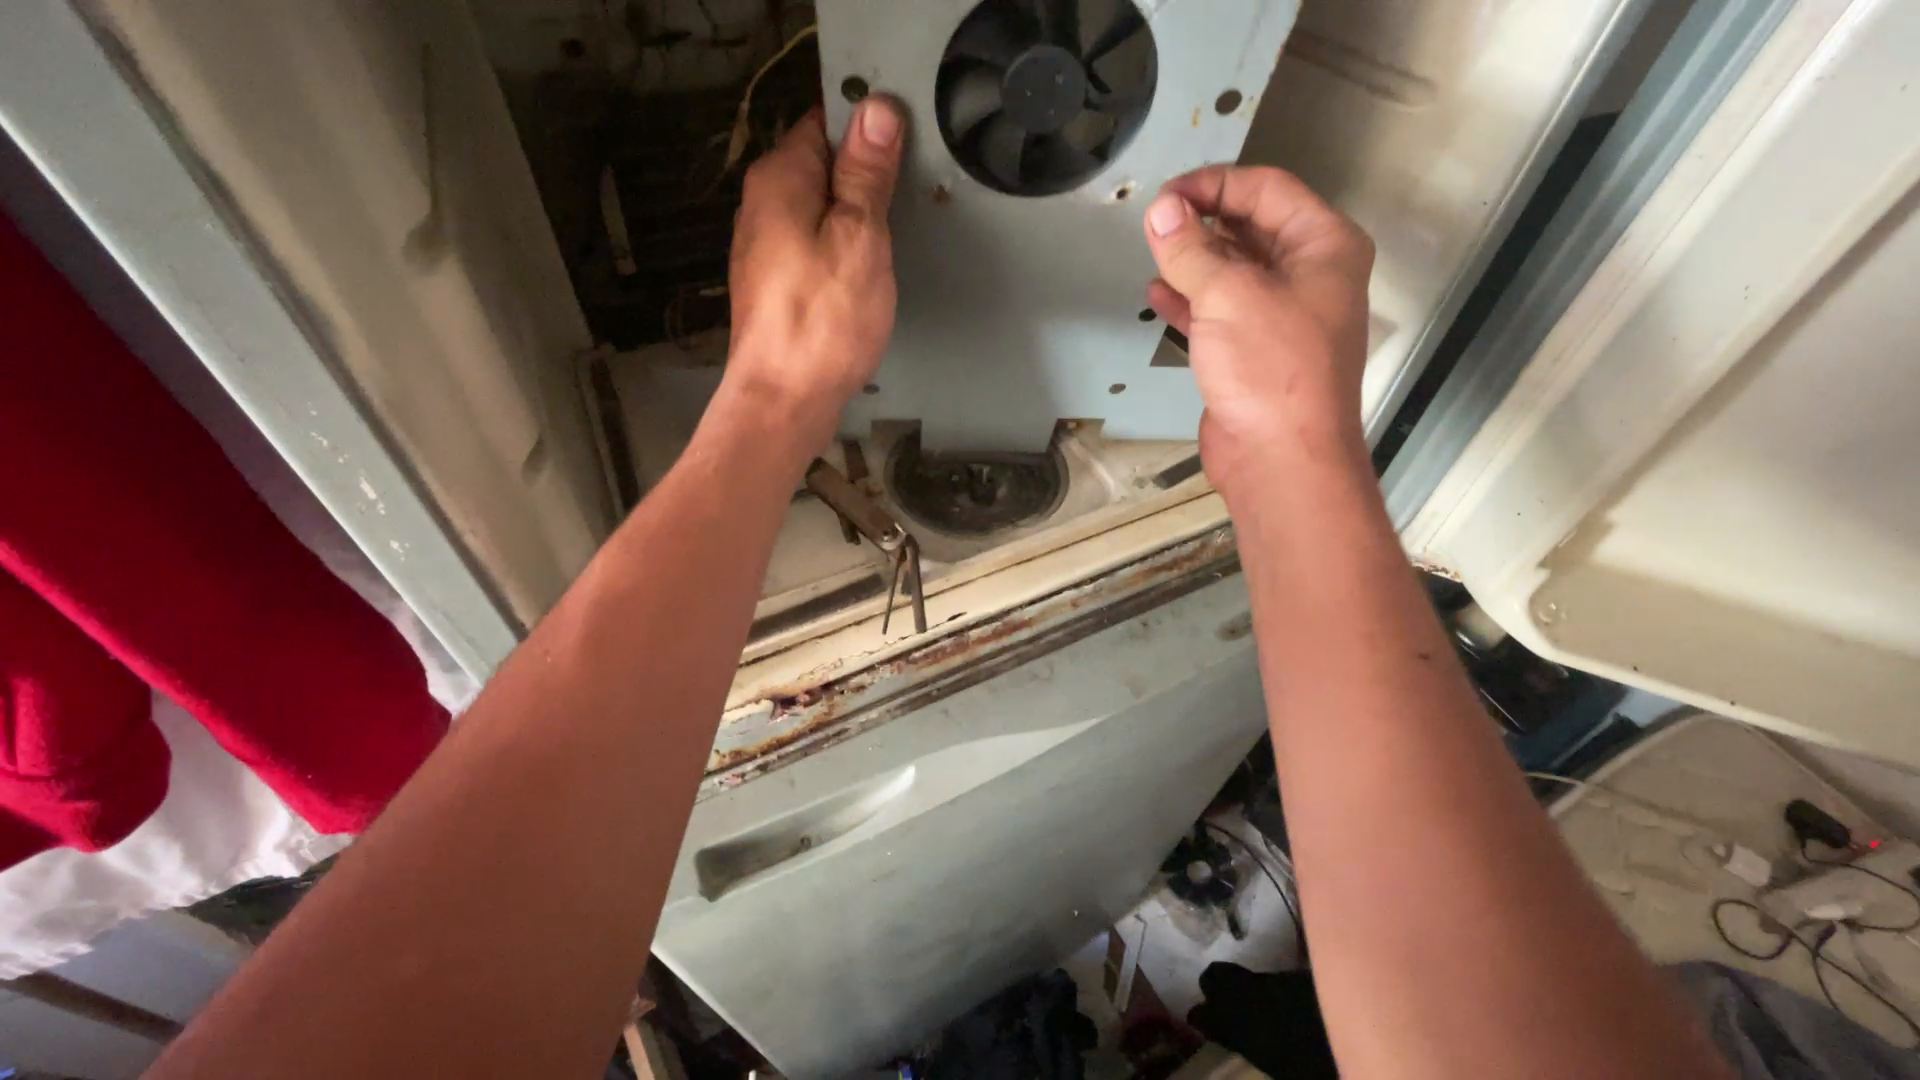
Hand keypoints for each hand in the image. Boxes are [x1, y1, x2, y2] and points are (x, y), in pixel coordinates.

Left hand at [726, 99, 906, 432]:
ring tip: (884, 249)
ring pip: (818, 212)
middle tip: (902, 208)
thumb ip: (866, 173)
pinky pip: (812, 247)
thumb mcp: (860, 237)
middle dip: (863, 181)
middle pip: (821, 168)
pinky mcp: (773, 284)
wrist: (784, 400)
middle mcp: (761, 205)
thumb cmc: (823, 322)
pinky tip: (859, 280)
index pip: (825, 122)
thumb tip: (876, 108)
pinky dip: (839, 252)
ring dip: (853, 221)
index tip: (904, 154)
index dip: (868, 131)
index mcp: (778, 179)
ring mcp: (763, 247)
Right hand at [1142, 166, 1374, 497]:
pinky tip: (1158, 295)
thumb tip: (1162, 211)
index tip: (1167, 195)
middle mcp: (1309, 276)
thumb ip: (1190, 249)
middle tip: (1156, 222)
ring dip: (1192, 261)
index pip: (1267, 190)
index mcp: (1325, 247)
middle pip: (1250, 228)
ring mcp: (1281, 316)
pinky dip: (1189, 301)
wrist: (1282, 459)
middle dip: (1201, 222)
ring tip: (1153, 252)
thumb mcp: (1228, 295)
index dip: (1214, 184)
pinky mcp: (1253, 352)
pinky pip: (1218, 312)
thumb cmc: (1273, 371)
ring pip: (1231, 271)